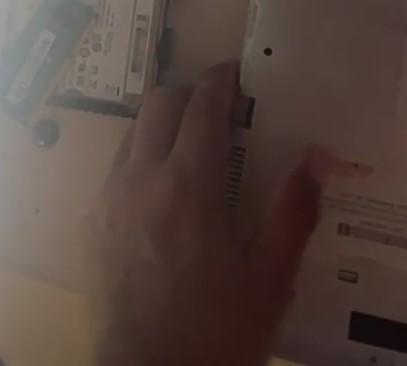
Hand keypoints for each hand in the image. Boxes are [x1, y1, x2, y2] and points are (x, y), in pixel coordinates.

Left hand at [84, 62, 321, 365]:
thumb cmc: (217, 333)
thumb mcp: (268, 280)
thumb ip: (291, 212)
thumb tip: (316, 156)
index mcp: (189, 187)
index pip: (202, 107)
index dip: (219, 81)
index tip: (235, 72)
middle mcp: (141, 178)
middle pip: (159, 102)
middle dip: (189, 93)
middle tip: (216, 107)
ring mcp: (109, 196)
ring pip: (133, 129)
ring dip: (161, 122)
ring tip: (188, 144)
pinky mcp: (90, 219)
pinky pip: (115, 165)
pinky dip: (140, 157)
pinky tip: (160, 189)